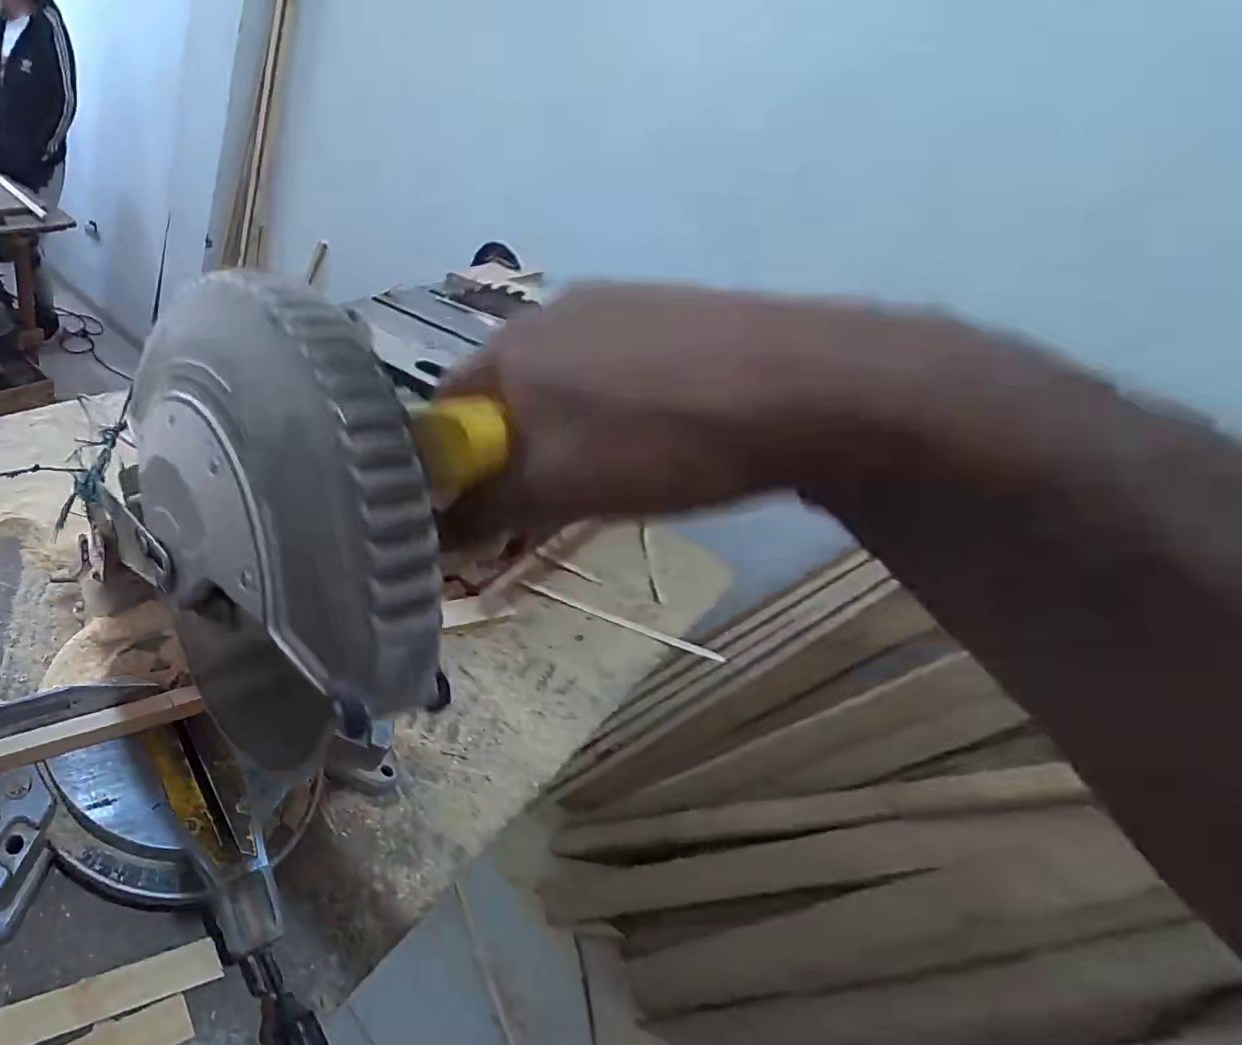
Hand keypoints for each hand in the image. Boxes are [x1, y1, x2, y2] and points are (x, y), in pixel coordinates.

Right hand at [439, 282, 1005, 536]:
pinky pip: (604, 362)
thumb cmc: (660, 443)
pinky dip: (603, 401)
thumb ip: (479, 510)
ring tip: (600, 465)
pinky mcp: (664, 305)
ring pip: (552, 377)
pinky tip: (649, 430)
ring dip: (554, 425)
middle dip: (503, 447)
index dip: (447, 462)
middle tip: (536, 493)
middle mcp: (546, 312)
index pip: (440, 410)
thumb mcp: (554, 491)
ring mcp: (611, 300)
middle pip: (496, 393)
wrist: (825, 387)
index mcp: (506, 349)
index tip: (473, 501)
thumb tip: (431, 532)